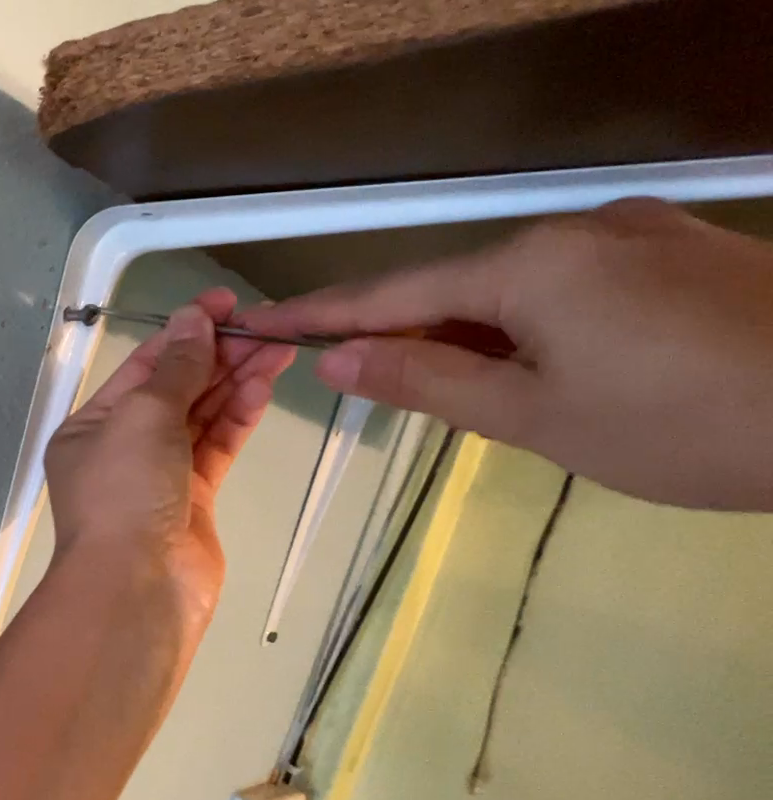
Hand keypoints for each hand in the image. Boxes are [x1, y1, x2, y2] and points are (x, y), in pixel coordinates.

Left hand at [45, 289, 296, 630]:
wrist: (137, 585)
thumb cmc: (125, 493)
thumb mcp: (142, 417)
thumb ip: (174, 369)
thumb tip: (192, 321)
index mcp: (89, 428)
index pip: (139, 368)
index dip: (182, 333)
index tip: (226, 304)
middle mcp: (118, 449)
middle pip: (172, 390)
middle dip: (216, 357)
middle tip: (266, 325)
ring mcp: (155, 476)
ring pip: (198, 418)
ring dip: (234, 382)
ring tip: (279, 347)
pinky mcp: (190, 501)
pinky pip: (215, 448)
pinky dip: (237, 418)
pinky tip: (263, 387)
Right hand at [241, 198, 772, 510]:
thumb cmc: (685, 425)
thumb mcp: (532, 415)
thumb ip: (424, 381)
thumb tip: (337, 358)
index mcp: (532, 265)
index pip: (391, 294)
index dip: (319, 315)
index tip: (258, 322)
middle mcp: (578, 232)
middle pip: (451, 289)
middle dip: (401, 336)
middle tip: (361, 386)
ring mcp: (636, 236)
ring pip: (509, 291)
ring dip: (464, 338)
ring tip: (462, 395)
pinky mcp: (678, 255)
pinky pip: (562, 289)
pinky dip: (520, 329)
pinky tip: (530, 369)